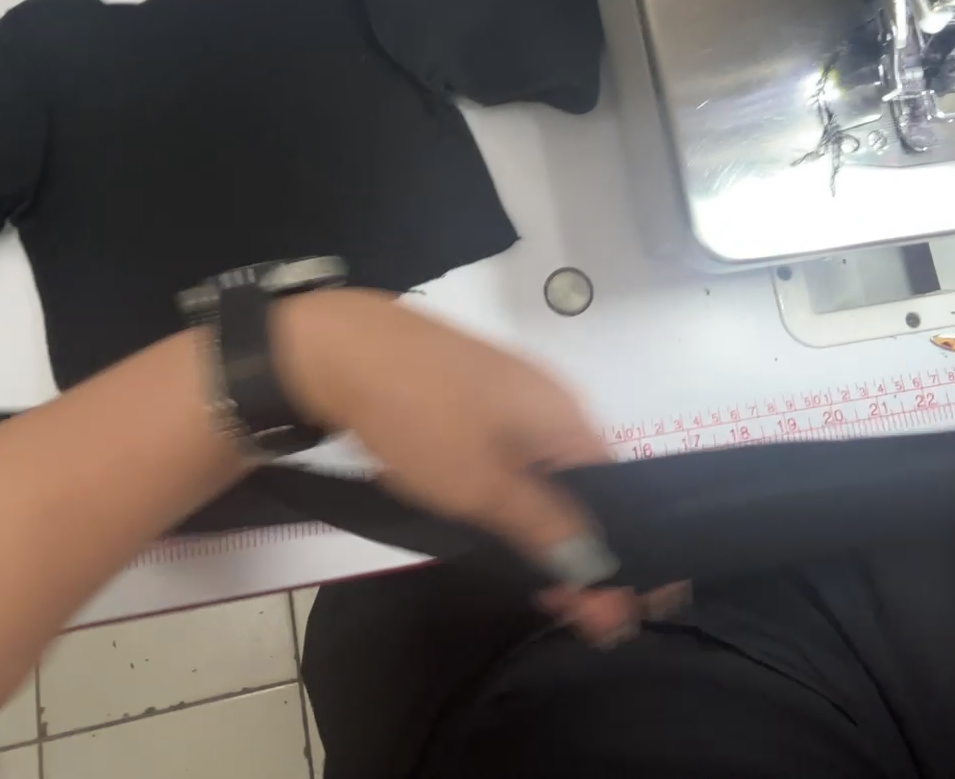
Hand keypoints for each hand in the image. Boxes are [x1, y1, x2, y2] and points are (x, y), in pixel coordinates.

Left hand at [270, 288, 664, 644]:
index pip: (617, 492)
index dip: (607, 550)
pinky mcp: (477, 389)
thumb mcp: (481, 486)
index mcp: (567, 414)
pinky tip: (488, 512)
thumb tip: (601, 569)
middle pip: (581, 480)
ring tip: (519, 563)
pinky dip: (507, 485)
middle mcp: (551, 397)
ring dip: (535, 515)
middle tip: (549, 595)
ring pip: (541, 465)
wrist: (338, 348)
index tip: (592, 607)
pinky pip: (510, 447)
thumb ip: (544, 528)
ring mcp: (512, 389)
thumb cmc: (418, 416)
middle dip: (568, 538)